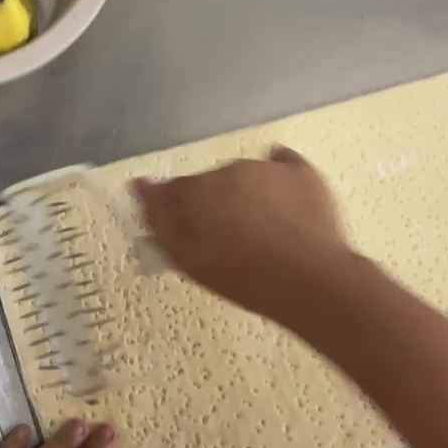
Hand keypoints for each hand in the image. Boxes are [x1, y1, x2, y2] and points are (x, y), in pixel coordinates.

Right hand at [132, 146, 358, 322]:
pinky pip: (282, 166)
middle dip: (211, 205)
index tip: (188, 236)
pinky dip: (277, 179)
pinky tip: (281, 199)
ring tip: (256, 232)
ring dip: (243, 196)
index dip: (178, 213)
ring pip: (244, 177)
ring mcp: (268, 168)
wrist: (309, 282)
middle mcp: (229, 169)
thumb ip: (158, 218)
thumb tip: (138, 184)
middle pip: (210, 183)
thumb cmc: (242, 277)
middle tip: (224, 241)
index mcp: (197, 189)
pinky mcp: (302, 173)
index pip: (173, 191)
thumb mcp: (186, 257)